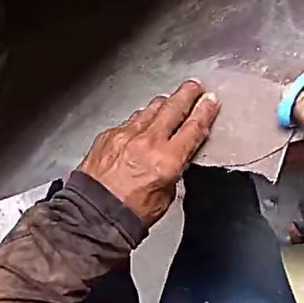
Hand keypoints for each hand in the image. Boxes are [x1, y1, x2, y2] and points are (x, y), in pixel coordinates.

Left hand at [76, 79, 220, 225]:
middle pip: (173, 108)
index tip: (210, 100)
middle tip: (194, 86)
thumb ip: (172, 171)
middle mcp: (148, 142)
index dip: (205, 111)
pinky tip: (141, 121)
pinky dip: (139, 119)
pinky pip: (129, 120)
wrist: (92, 216)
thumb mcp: (165, 197)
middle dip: (187, 94)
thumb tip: (174, 158)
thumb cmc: (128, 214)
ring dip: (163, 104)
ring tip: (170, 100)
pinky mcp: (108, 136)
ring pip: (150, 110)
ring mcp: (126, 135)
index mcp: (167, 159)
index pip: (193, 128)